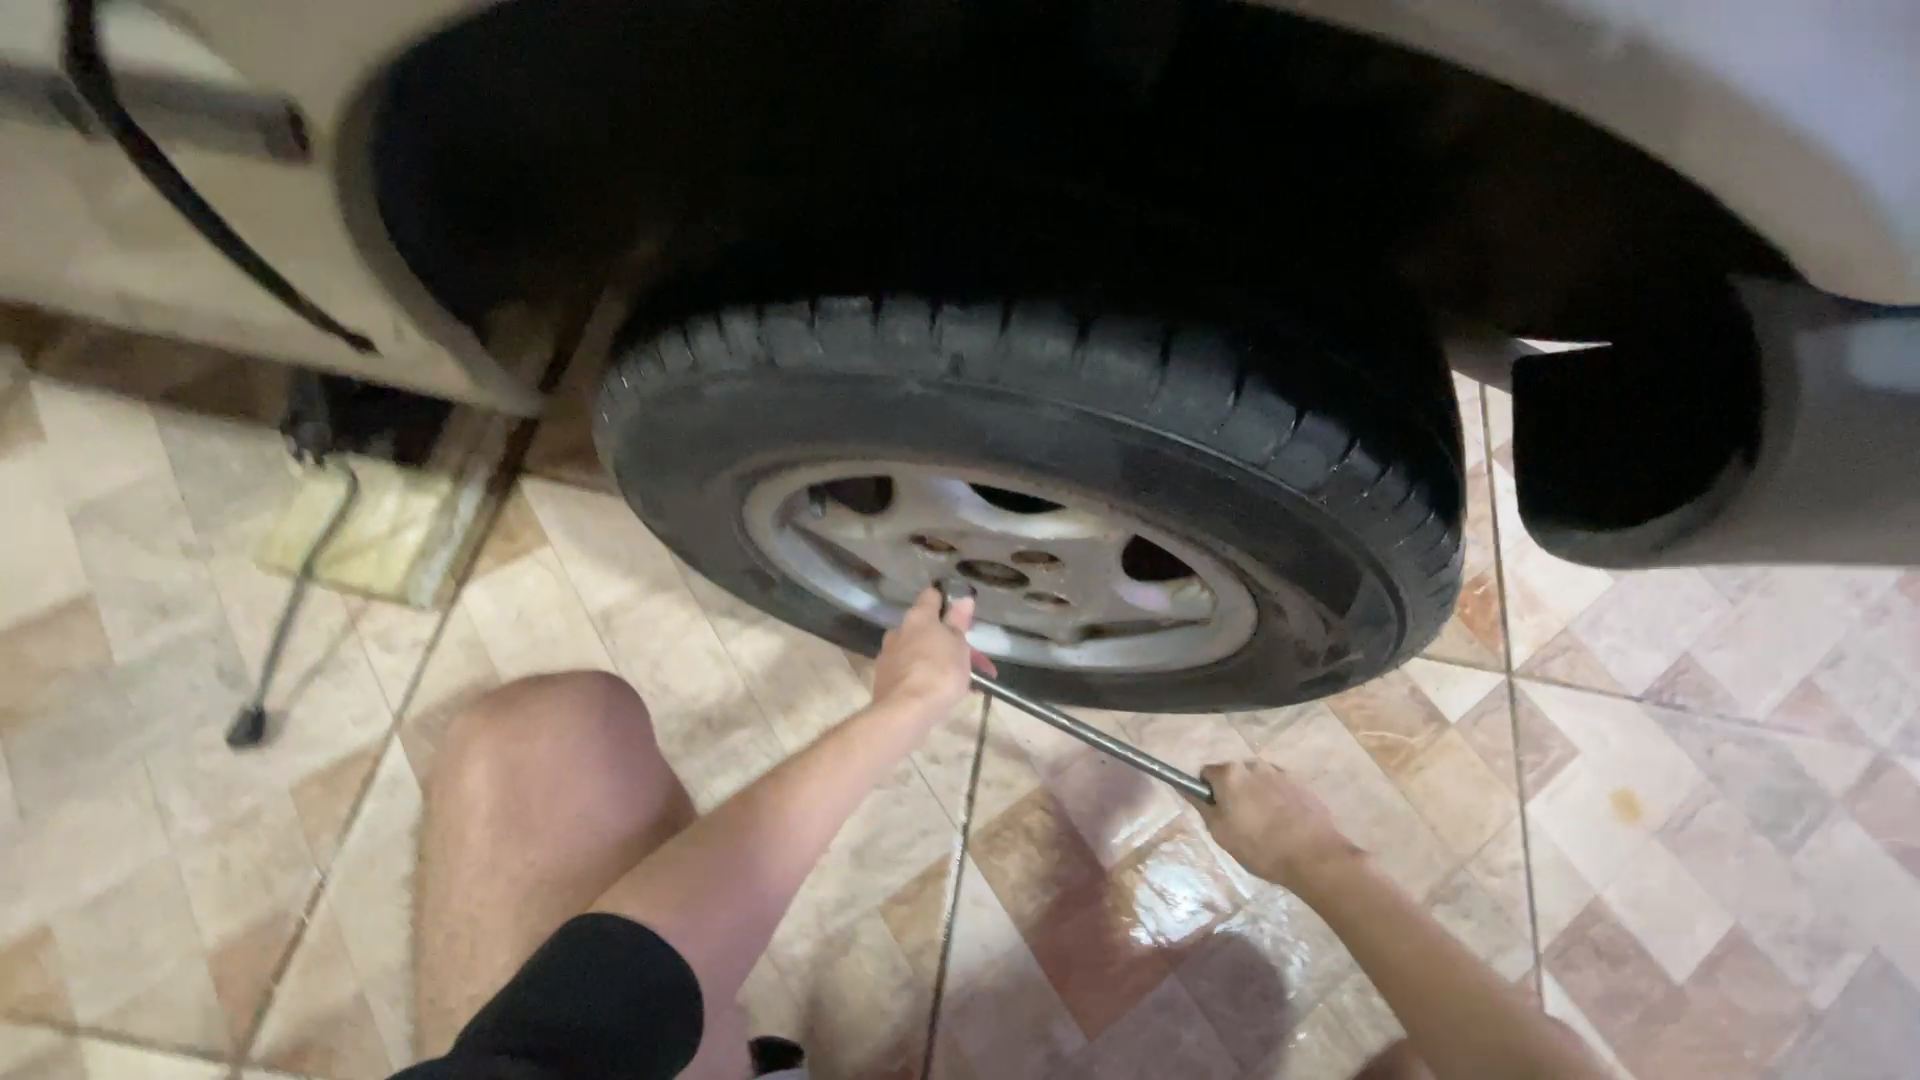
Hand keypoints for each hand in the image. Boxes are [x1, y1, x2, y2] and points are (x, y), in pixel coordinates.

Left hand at [871, 587, 995, 718]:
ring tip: (960, 682)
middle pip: (924, 628)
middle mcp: (898, 631)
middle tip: (968, 658)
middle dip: (945, 640)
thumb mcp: (959, 646)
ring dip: (936, 660)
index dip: (946, 601)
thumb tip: (963, 598)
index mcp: (918, 617)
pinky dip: (923, 677)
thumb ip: (958, 622)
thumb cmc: (939, 672)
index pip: (931, 596)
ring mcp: (888, 656)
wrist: (905, 712)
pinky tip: (938, 693)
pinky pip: (909, 671)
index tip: (960, 613)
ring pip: (917, 652)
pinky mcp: (883, 680)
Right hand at [1191, 761, 1361, 891]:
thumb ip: (1201, 805)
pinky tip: (1285, 823)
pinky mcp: (1301, 783)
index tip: (1217, 813)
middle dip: (1233, 792)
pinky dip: (1276, 798)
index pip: (1206, 773)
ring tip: (1267, 825)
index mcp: (1230, 774)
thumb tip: (1184, 787)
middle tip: (1240, 822)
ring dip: (1255, 794)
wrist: (1315, 857)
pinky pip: (1279, 786)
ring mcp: (1280, 772)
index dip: (1207, 792)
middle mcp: (1253, 765)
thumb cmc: (1260, 848)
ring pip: (1257, 780)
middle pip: (1233, 774)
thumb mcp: (1220, 832)